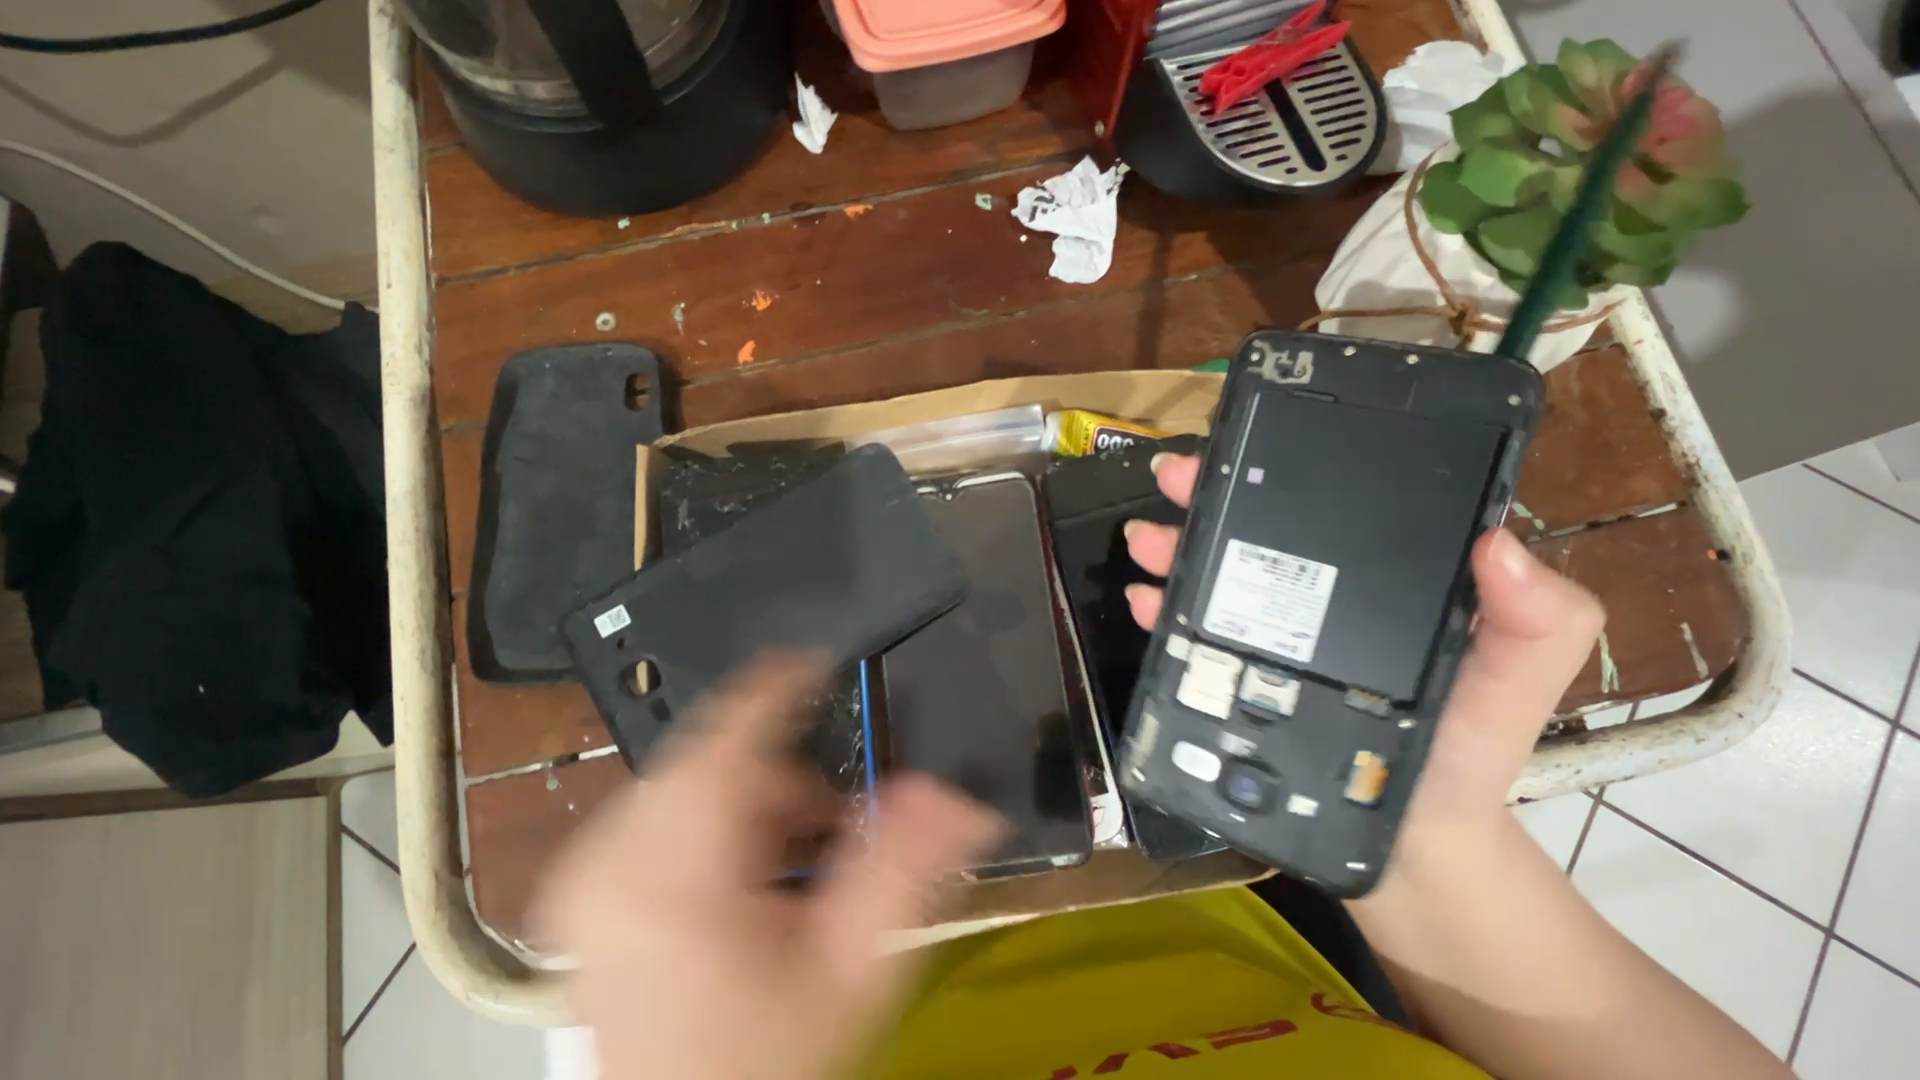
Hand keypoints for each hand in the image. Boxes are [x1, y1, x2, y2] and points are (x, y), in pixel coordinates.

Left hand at [533, 654, 1003, 1079]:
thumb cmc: (765, 1060)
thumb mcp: (850, 971)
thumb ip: (903, 872)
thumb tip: (956, 795)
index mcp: (669, 871)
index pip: (724, 739)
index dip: (777, 687)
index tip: (820, 660)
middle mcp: (609, 858)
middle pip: (709, 760)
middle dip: (778, 777)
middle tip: (829, 829)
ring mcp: (585, 874)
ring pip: (684, 783)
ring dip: (747, 801)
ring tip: (789, 864)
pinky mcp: (582, 889)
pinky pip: (656, 813)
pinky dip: (709, 823)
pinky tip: (742, 878)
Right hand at [1121, 453, 1603, 835]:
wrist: (1406, 840)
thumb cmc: (1463, 751)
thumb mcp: (1519, 680)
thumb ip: (1540, 619)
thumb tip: (1500, 543)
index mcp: (1381, 578)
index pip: (1334, 508)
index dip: (1291, 467)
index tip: (1251, 441)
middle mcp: (1319, 596)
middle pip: (1259, 532)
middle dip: (1210, 495)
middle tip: (1174, 477)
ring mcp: (1273, 637)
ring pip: (1217, 576)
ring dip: (1175, 547)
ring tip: (1146, 539)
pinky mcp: (1239, 679)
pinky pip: (1195, 636)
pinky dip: (1163, 612)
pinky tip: (1143, 601)